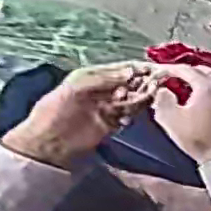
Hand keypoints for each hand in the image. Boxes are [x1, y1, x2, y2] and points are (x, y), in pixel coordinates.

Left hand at [1, 63, 155, 168]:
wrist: (51, 143)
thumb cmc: (56, 113)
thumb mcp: (75, 88)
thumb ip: (103, 78)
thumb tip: (132, 72)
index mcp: (92, 77)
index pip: (122, 68)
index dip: (139, 68)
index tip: (157, 69)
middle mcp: (104, 89)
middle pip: (133, 81)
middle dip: (146, 82)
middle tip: (158, 84)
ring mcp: (111, 105)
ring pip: (136, 96)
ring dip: (143, 97)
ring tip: (145, 99)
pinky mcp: (117, 119)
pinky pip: (134, 111)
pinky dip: (137, 111)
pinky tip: (130, 115)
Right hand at [150, 65, 210, 163]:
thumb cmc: (197, 137)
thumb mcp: (169, 117)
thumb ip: (162, 98)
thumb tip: (164, 89)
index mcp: (208, 86)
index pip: (185, 69)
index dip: (167, 69)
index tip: (156, 72)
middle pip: (201, 71)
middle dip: (183, 71)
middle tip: (167, 77)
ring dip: (196, 78)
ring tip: (179, 85)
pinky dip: (205, 86)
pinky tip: (195, 95)